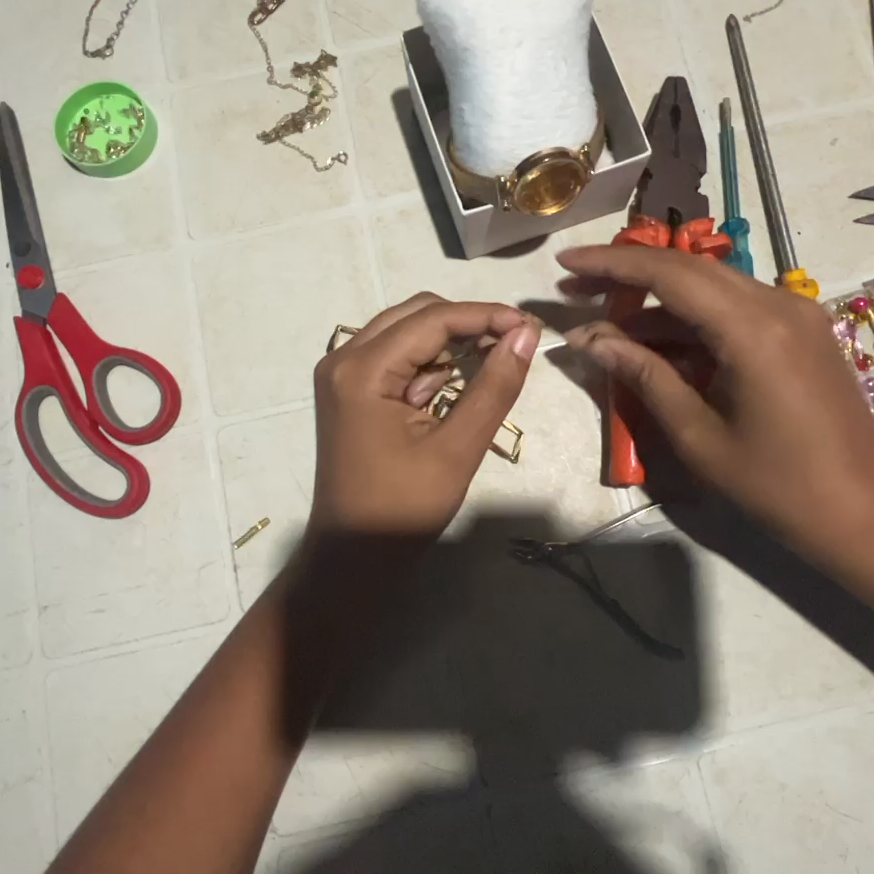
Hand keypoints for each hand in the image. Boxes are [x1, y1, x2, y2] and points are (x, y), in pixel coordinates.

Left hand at [310, 293, 540, 541]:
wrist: (351, 559)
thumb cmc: (402, 509)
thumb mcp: (456, 450)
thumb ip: (493, 388)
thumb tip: (525, 336)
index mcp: (362, 370)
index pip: (432, 319)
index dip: (485, 315)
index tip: (531, 327)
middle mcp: (343, 358)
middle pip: (416, 314)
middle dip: (467, 323)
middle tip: (515, 343)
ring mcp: (342, 374)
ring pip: (406, 331)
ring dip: (450, 341)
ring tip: (494, 361)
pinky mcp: (349, 390)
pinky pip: (396, 356)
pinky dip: (430, 362)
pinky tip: (458, 383)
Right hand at [557, 245, 873, 545]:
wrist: (865, 511)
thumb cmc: (777, 485)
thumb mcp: (698, 435)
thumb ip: (644, 376)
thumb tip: (589, 339)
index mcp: (753, 328)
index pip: (668, 274)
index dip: (610, 265)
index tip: (564, 264)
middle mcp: (777, 303)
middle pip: (687, 271)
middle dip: (626, 276)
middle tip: (574, 289)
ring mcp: (794, 313)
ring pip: (709, 288)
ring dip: (656, 302)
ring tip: (603, 323)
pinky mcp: (800, 330)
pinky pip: (733, 309)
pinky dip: (689, 320)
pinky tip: (654, 341)